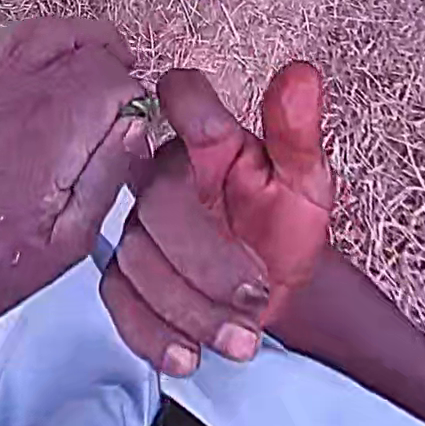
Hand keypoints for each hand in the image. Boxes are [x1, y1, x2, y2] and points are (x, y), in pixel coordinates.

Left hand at [0, 18, 148, 425]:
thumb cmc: (9, 260)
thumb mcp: (73, 237)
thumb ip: (108, 172)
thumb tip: (138, 121)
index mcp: (46, 138)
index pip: (107, 79)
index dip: (135, 96)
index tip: (138, 125)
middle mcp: (18, 101)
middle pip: (86, 50)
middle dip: (119, 70)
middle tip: (128, 107)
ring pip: (51, 31)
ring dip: (88, 41)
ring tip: (108, 67)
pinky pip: (15, 40)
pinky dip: (45, 36)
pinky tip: (62, 58)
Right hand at [99, 62, 331, 375]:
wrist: (274, 283)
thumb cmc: (285, 222)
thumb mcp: (306, 181)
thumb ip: (298, 131)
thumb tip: (302, 74)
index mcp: (206, 139)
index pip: (179, 94)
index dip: (189, 110)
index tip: (217, 142)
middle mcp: (164, 173)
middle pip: (158, 203)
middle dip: (209, 259)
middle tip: (257, 293)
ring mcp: (141, 224)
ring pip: (138, 257)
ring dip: (192, 306)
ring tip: (242, 334)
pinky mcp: (128, 273)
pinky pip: (118, 296)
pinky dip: (152, 330)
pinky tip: (189, 351)